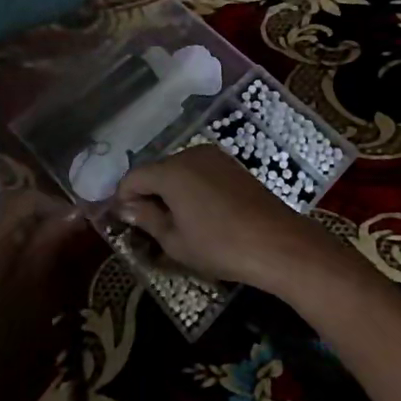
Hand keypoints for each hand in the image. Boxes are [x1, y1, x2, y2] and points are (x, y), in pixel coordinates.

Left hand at [0, 189, 94, 400]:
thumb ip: (67, 249)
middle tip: (79, 242)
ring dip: (30, 232)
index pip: (28, 199)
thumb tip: (92, 214)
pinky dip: (10, 248)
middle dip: (48, 217)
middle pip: (9, 206)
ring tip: (58, 260)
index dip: (66, 208)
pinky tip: (29, 278)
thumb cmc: (7, 363)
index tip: (94, 228)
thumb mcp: (49, 302)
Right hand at [112, 144, 336, 295]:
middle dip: (146, 195)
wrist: (277, 243)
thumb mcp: (175, 240)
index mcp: (171, 171)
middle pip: (156, 170)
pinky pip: (200, 173)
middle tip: (146, 226)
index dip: (122, 199)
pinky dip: (190, 189)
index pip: (133, 177)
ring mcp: (215, 157)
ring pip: (179, 171)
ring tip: (172, 223)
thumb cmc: (220, 246)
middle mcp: (191, 154)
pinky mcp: (233, 166)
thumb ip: (146, 219)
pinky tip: (198, 214)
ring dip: (169, 192)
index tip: (122, 223)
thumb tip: (126, 208)